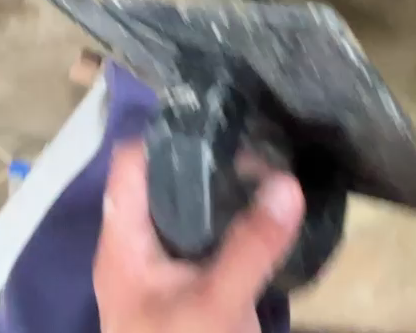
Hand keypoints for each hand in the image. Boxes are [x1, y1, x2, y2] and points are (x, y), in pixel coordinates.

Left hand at [94, 140, 304, 332]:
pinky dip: (244, 211)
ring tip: (276, 149)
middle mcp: (143, 243)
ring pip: (198, 201)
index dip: (167, 129)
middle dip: (214, 151)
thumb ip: (251, 247)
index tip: (219, 108)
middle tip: (263, 127)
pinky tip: (276, 198)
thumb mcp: (213, 308)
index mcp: (125, 241)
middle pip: (170, 175)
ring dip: (233, 180)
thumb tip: (290, 181)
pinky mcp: (199, 280)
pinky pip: (220, 230)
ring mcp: (172, 263)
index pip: (133, 162)